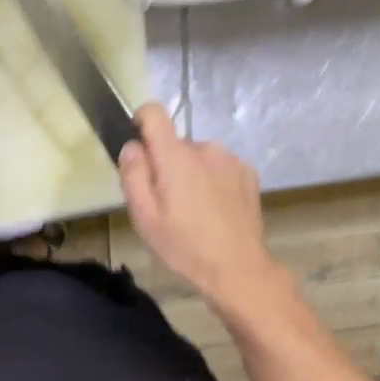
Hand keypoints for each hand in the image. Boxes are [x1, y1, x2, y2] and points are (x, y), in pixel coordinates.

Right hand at [118, 104, 280, 311]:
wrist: (236, 266)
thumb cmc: (183, 245)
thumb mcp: (144, 216)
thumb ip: (133, 175)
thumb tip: (131, 147)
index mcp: (175, 156)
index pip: (154, 113)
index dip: (140, 122)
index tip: (138, 148)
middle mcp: (205, 148)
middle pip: (175, 144)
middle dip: (165, 165)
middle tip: (163, 203)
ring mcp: (230, 160)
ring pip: (198, 157)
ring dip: (189, 174)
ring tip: (190, 210)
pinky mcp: (248, 173)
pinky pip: (219, 168)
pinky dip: (211, 182)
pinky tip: (212, 211)